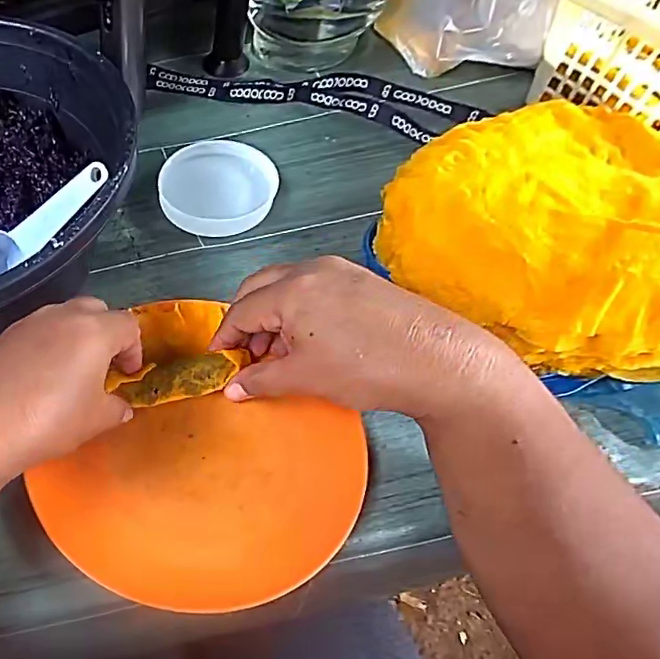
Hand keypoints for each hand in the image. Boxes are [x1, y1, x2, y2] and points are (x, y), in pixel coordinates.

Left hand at [0, 298, 141, 487]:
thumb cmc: (48, 421)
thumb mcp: (95, 421)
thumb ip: (115, 408)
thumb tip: (119, 407)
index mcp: (93, 331)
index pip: (127, 325)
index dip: (134, 350)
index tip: (128, 374)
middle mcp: (61, 317)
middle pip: (96, 310)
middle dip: (106, 333)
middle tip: (105, 366)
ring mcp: (27, 324)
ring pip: (62, 318)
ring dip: (75, 338)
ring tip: (71, 375)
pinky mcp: (1, 338)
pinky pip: (35, 334)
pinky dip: (46, 348)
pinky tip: (39, 382)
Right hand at [207, 256, 529, 419]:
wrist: (438, 361)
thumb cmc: (372, 367)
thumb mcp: (305, 377)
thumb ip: (261, 380)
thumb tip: (235, 388)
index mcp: (292, 289)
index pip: (240, 310)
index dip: (224, 339)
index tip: (220, 360)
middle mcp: (313, 270)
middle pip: (259, 290)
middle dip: (245, 323)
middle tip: (245, 357)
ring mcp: (340, 272)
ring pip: (287, 288)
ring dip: (272, 318)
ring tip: (277, 356)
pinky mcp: (361, 282)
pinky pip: (314, 290)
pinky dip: (299, 313)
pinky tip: (308, 344)